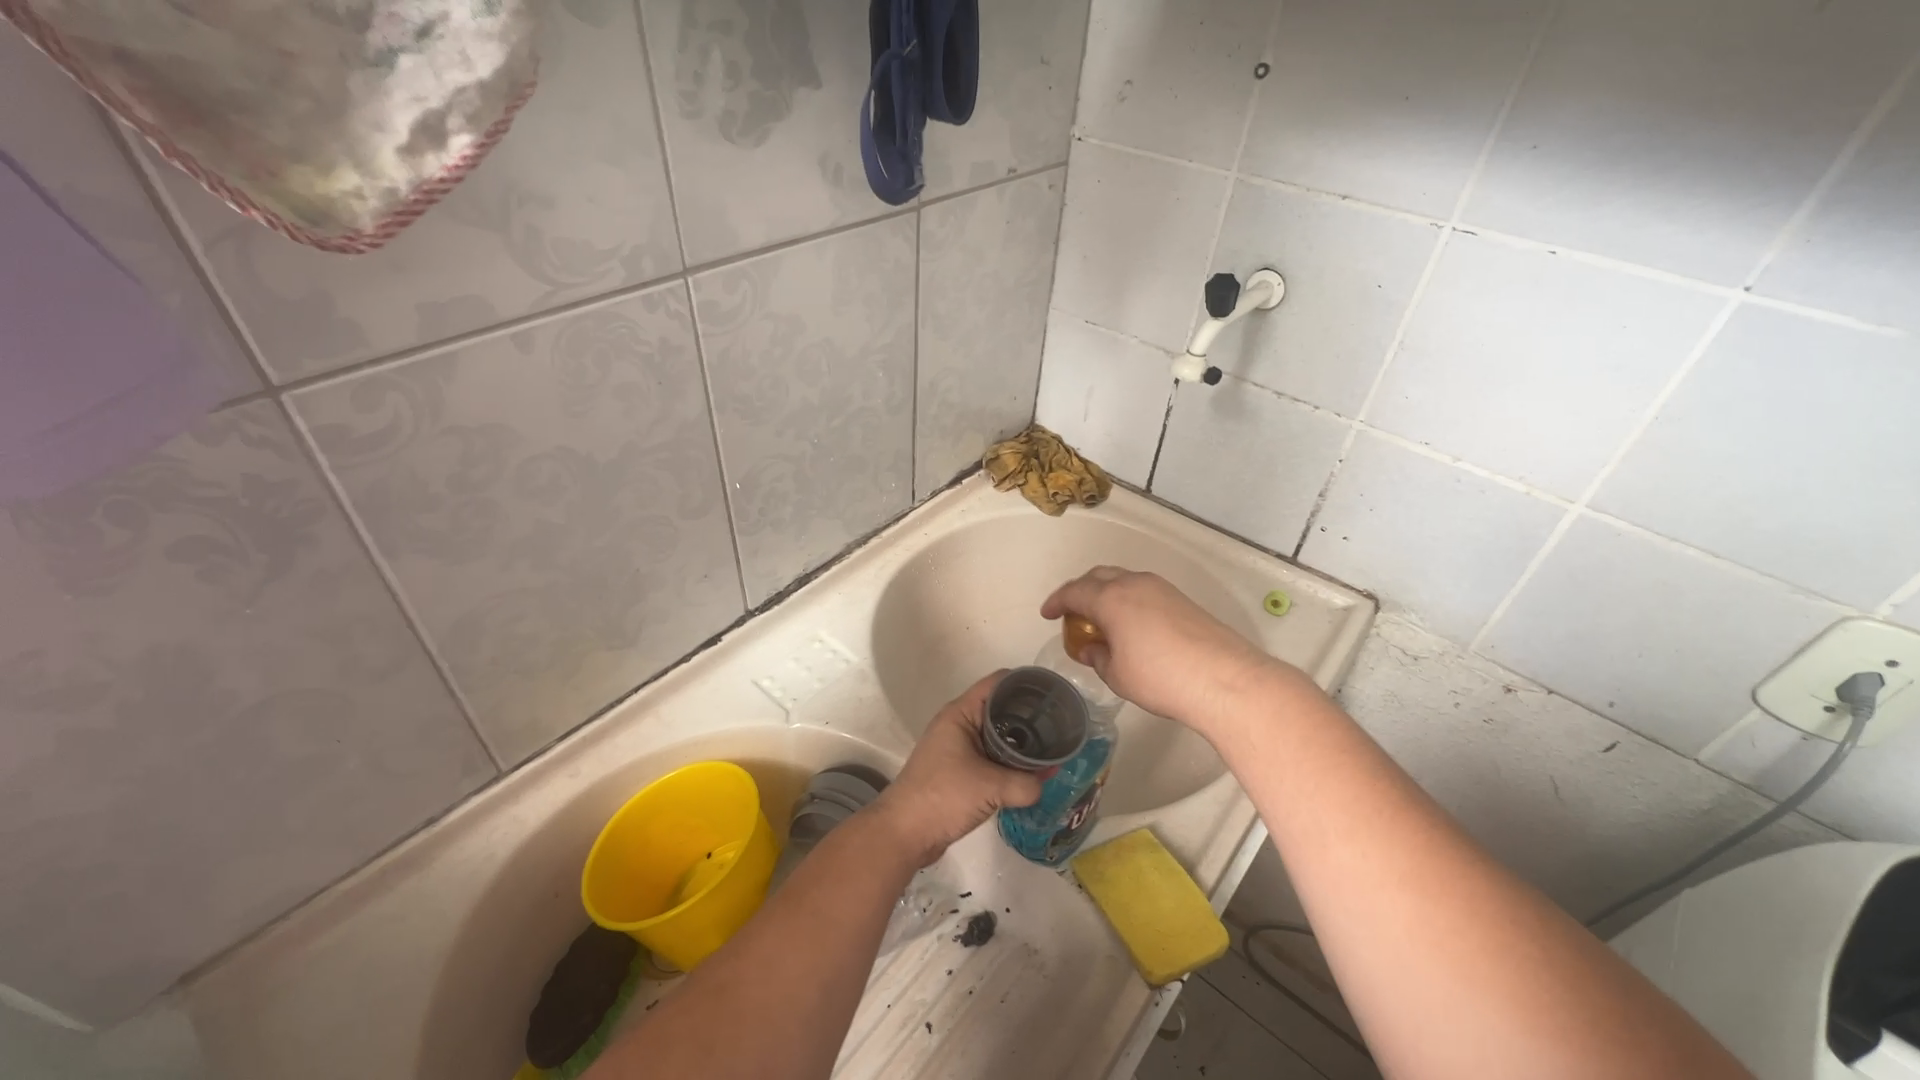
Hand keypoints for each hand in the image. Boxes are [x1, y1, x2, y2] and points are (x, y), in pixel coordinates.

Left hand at [870, 672, 1043, 866]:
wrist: (905, 833)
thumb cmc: (942, 796)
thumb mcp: (991, 787)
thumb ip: (1025, 784)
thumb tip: (1042, 784)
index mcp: (961, 714)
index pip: (998, 683)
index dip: (1026, 684)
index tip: (1054, 695)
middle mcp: (959, 726)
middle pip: (1001, 709)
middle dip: (1029, 717)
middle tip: (1061, 727)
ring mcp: (958, 749)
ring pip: (997, 737)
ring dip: (1021, 744)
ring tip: (1052, 750)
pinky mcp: (960, 772)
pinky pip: (992, 759)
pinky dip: (1010, 764)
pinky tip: (1031, 774)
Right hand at [1041, 567, 1288, 735]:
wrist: (1222, 678)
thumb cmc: (1159, 678)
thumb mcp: (1117, 675)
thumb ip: (1098, 657)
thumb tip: (1093, 649)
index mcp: (1111, 598)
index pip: (1074, 592)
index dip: (1056, 602)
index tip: (1047, 614)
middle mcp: (1135, 584)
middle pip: (1099, 577)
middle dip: (1081, 591)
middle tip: (1072, 613)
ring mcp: (1162, 589)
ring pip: (1124, 581)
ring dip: (1107, 594)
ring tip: (1101, 620)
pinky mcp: (1182, 600)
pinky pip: (1144, 591)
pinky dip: (1128, 601)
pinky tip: (1130, 626)